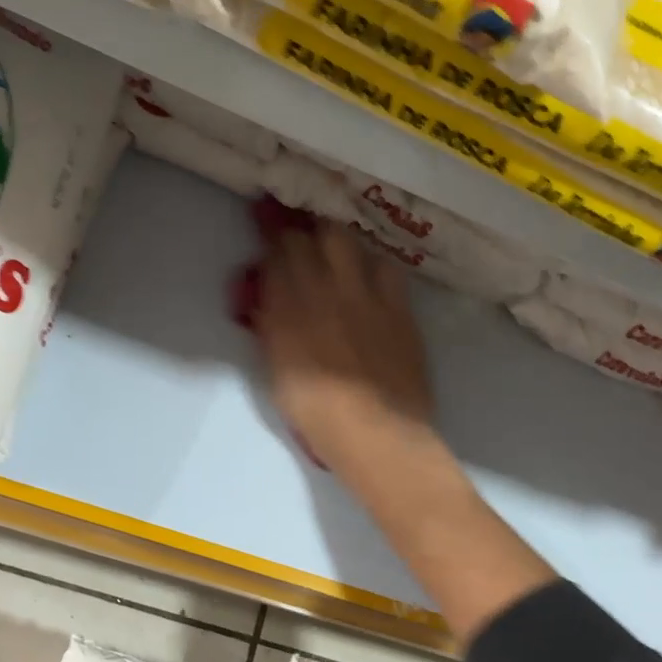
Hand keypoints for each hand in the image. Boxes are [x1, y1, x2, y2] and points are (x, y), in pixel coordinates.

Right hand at [257, 224, 438, 475]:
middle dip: (296, 229)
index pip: (275, 256)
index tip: (264, 228)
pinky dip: (370, 263)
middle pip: (306, 238)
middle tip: (292, 228)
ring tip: (328, 241)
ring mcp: (364, 294)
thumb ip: (272, 334)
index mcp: (287, 311)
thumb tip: (266, 306)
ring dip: (331, 236)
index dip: (269, 238)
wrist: (376, 432)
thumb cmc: (318, 419)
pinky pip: (384, 266)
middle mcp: (323, 290)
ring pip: (344, 240)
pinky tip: (369, 273)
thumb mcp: (278, 377)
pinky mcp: (398, 306)